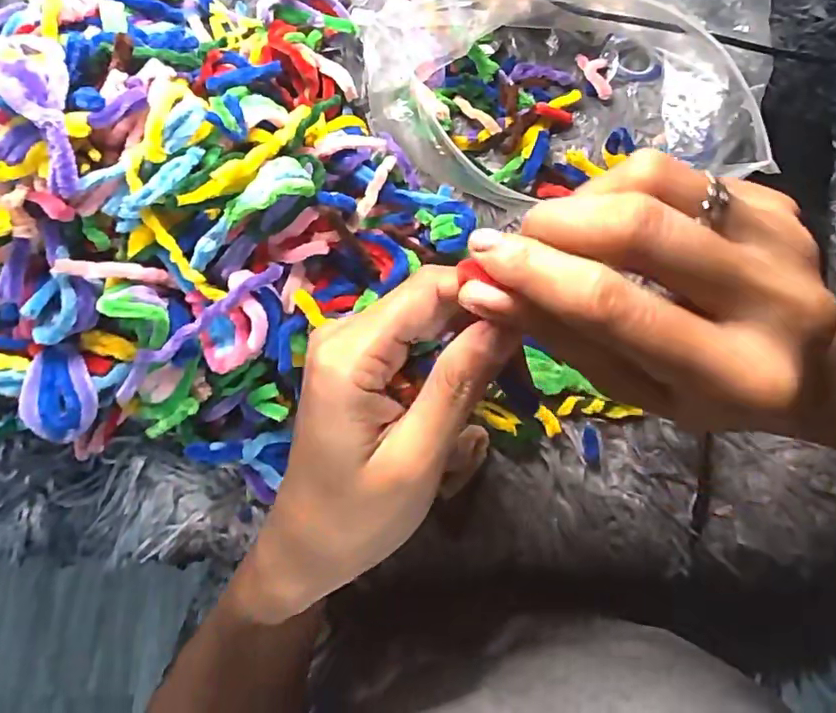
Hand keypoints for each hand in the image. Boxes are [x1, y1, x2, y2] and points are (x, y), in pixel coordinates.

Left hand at [233, 266, 518, 622]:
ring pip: (423, 312)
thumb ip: (458, 383)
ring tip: (503, 370)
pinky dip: (444, 349)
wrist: (305, 546)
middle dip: (477, 315)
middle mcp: (342, 330)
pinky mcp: (355, 354)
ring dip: (465, 334)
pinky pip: (411, 333)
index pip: (426, 288)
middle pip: (425, 296)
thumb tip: (505, 320)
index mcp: (349, 352)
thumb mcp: (417, 456)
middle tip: (523, 353)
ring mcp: (346, 339)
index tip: (529, 314)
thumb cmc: (358, 517)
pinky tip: (466, 379)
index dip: (481, 290)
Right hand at [454, 150, 835, 435]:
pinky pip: (676, 171)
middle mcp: (773, 296)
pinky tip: (617, 217)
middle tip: (521, 237)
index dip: (538, 273)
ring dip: (587, 196)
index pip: (616, 305)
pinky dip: (623, 187)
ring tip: (567, 227)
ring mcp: (781, 236)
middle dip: (557, 224)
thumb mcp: (636, 388)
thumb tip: (484, 290)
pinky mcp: (777, 200)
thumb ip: (562, 335)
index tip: (483, 256)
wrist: (817, 366)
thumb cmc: (711, 392)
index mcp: (736, 371)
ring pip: (654, 178)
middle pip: (638, 225)